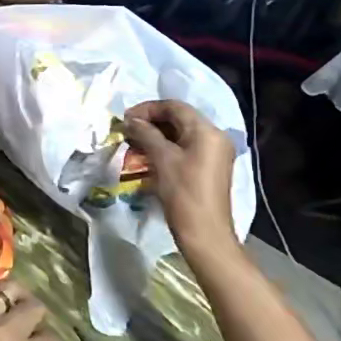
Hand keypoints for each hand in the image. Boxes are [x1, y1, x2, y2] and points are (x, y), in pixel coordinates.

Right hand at [124, 99, 237, 256]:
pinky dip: (165, 147)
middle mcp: (215, 137)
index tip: (125, 119)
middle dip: (151, 122)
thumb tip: (130, 120)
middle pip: (179, 118)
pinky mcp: (209, 167)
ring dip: (156, 135)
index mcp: (207, 131)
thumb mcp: (161, 159)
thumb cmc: (183, 192)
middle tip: (127, 131)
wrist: (204, 233)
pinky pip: (185, 148)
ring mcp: (214, 153)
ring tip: (133, 144)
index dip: (147, 109)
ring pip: (180, 134)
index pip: (174, 107)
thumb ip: (145, 133)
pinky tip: (148, 156)